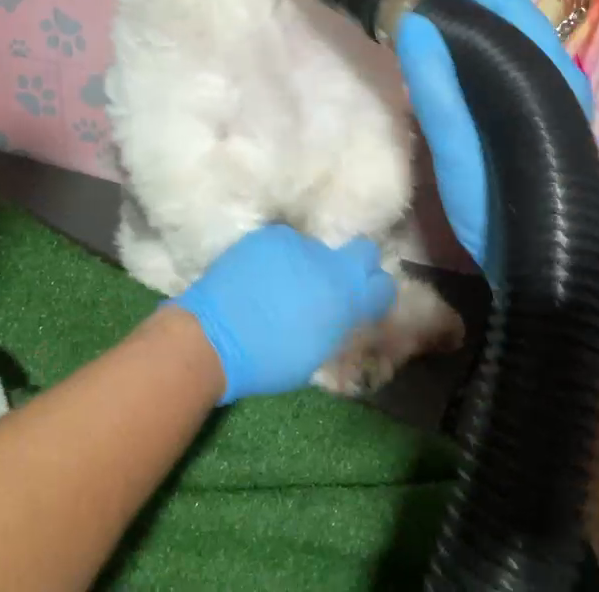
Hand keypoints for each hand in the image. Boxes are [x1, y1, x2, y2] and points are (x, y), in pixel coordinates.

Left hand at [168, 225, 395, 404]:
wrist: (214, 337)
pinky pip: (285, 245)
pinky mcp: (270, 236)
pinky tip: (260, 278)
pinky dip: (280, 259)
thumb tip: (344, 315)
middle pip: (364, 251)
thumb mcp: (317, 353)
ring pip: (317, 250)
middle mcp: (331, 264)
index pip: (384, 286)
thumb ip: (339, 326)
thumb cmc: (268, 361)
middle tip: (332, 284)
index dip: (376, 294)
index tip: (364, 302)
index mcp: (347, 299)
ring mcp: (299, 245)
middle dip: (357, 265)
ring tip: (281, 286)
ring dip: (308, 265)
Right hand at [394, 0, 598, 305]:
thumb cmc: (498, 213)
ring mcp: (558, 97)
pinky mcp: (547, 116)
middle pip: (516, 20)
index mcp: (546, 80)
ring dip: (476, 25)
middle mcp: (560, 78)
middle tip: (419, 0)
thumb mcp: (459, 156)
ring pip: (518, 41)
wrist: (538, 268)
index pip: (507, 12)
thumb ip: (438, 94)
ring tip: (430, 23)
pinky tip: (456, 60)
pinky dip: (485, 51)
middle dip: (469, 3)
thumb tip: (412, 26)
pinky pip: (517, 66)